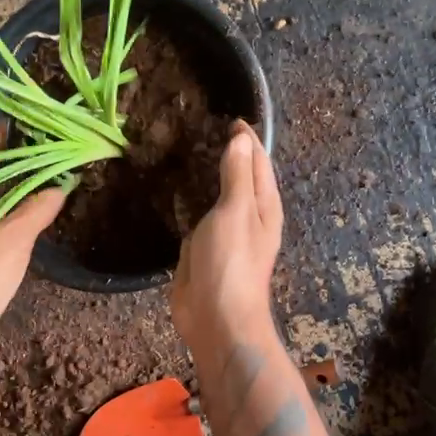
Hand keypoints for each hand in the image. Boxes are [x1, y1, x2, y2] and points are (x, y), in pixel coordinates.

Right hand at [172, 120, 281, 351]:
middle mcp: (248, 216)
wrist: (216, 319)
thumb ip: (237, 174)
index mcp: (264, 205)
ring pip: (215, 196)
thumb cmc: (231, 262)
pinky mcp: (201, 249)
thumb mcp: (236, 211)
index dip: (245, 138)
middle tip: (196, 128)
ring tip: (182, 151)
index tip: (225, 116)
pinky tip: (170, 189)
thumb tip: (241, 140)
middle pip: (238, 176)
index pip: (258, 161)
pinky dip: (186, 200)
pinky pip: (195, 216)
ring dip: (202, 176)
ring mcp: (224, 234)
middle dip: (224, 153)